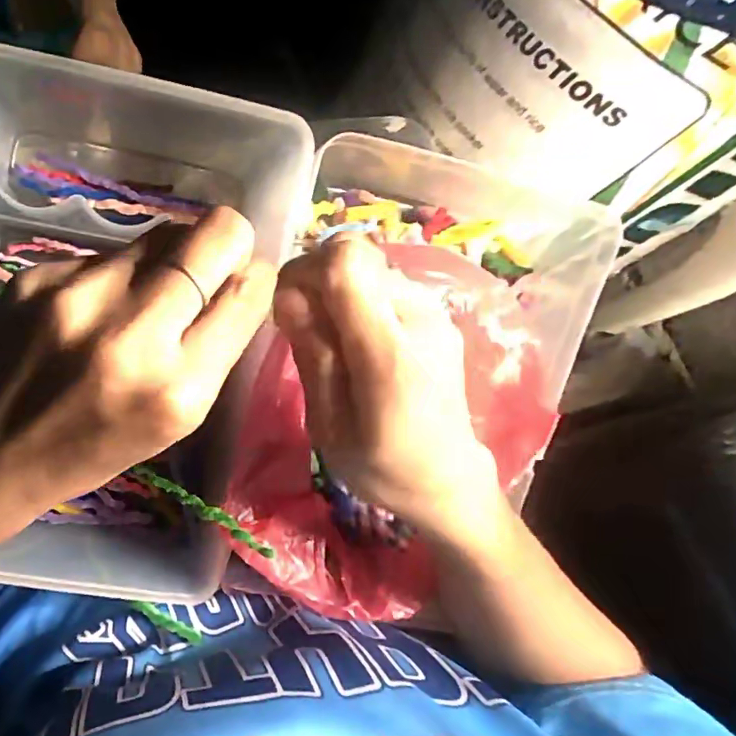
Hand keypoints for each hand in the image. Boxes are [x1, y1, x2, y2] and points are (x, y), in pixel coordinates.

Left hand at [0, 207, 275, 553]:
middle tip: (203, 269)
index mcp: (176, 386)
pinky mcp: (37, 274)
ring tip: (137, 301)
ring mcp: (76, 293)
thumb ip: (215, 345)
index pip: (248, 287)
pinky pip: (105, 254)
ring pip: (158, 235)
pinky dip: (111, 276)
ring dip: (164, 260)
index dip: (253, 275)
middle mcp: (130, 330)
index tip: (240, 282)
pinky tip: (86, 311)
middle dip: (223, 243)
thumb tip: (244, 274)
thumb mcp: (174, 420)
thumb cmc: (93, 449)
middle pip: (212, 233)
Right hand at [273, 235, 508, 545]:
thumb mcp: (328, 424)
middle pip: (354, 255)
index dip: (304, 272)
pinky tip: (354, 340)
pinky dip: (355, 299)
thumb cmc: (381, 465)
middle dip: (315, 282)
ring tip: (329, 342)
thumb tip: (287, 294)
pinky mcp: (435, 311)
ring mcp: (434, 309)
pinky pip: (381, 281)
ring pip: (367, 264)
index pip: (346, 262)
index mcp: (389, 355)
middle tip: (303, 332)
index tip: (287, 312)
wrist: (448, 479)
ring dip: (335, 291)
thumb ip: (312, 354)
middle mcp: (420, 317)